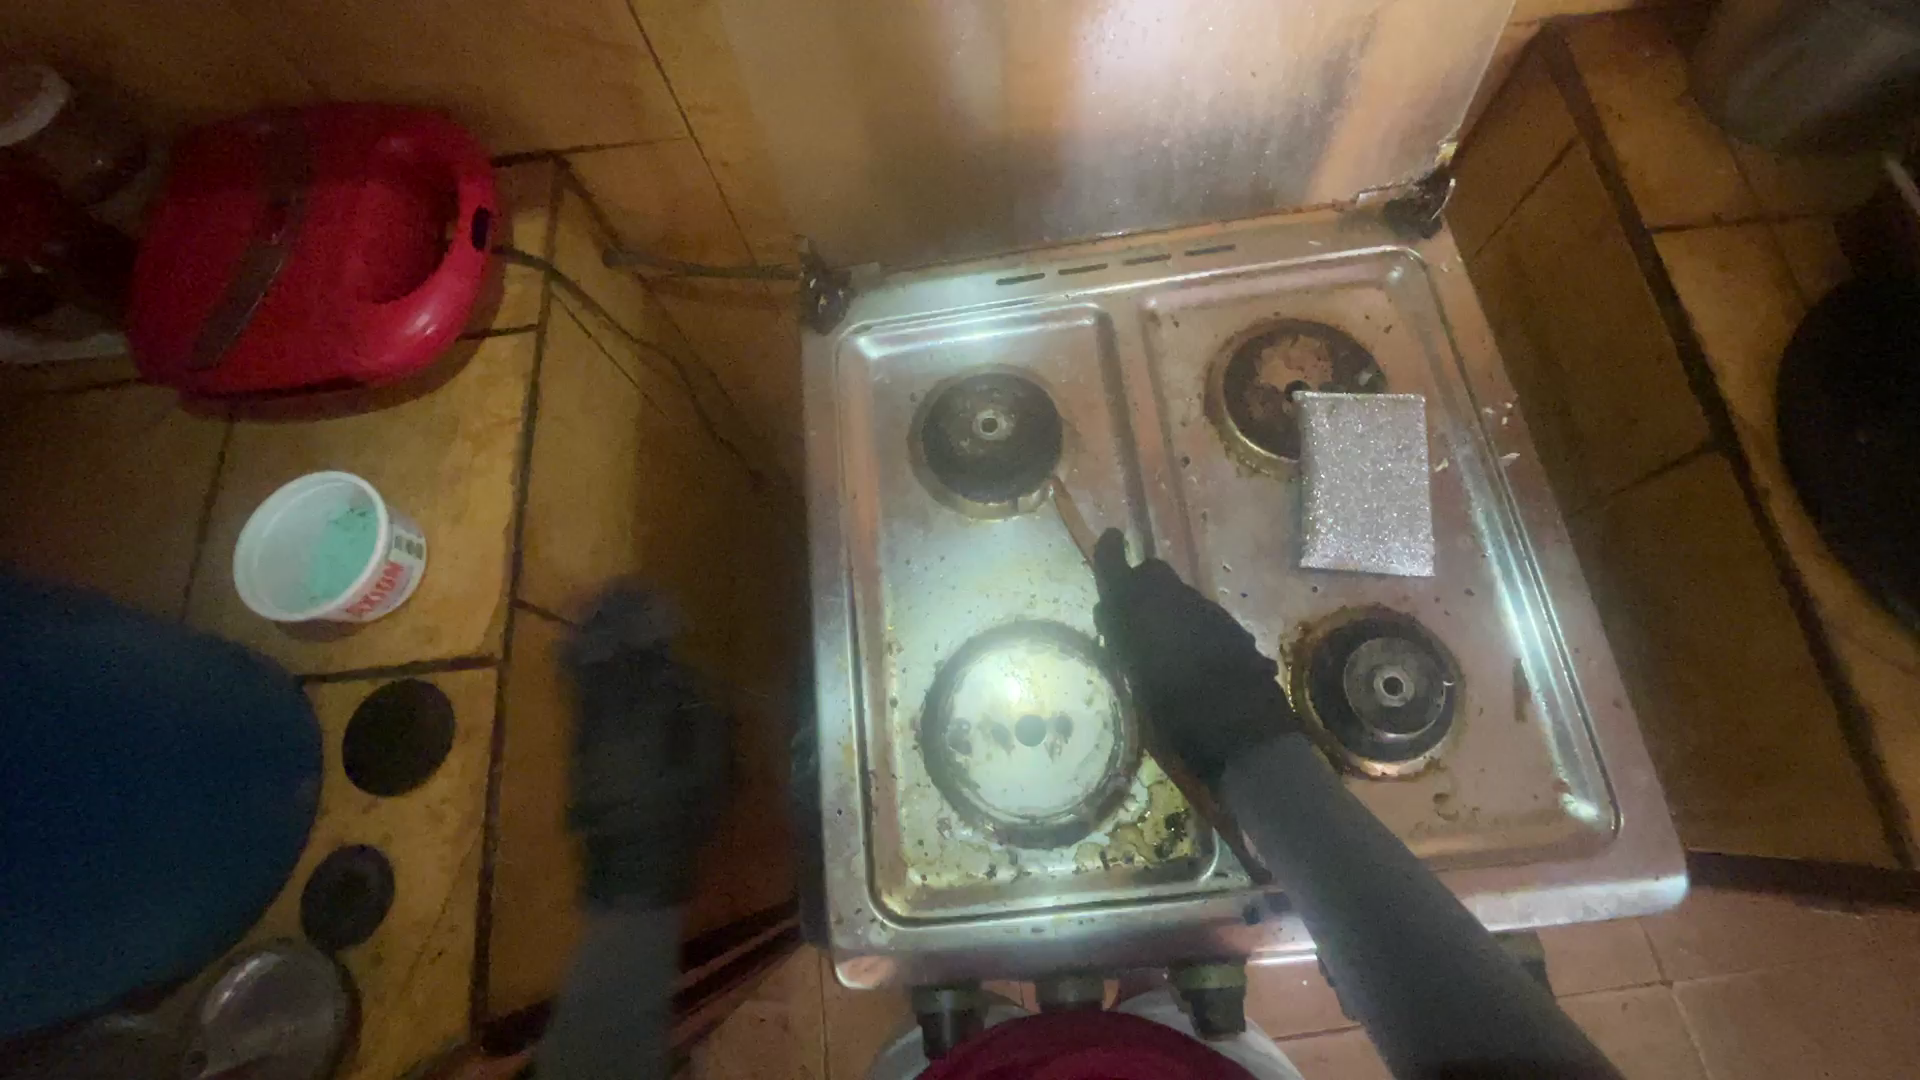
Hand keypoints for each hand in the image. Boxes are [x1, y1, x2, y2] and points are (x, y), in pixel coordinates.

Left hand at [564, 583, 729, 906]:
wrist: (632, 872)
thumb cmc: (684, 820)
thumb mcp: (710, 769)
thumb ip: (702, 717)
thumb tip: (688, 675)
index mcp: (647, 724)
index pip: (643, 661)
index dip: (644, 625)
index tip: (648, 594)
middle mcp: (609, 723)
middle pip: (606, 660)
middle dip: (609, 620)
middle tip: (615, 587)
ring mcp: (586, 737)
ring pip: (584, 676)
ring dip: (589, 637)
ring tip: (594, 604)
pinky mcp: (577, 751)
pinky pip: (575, 697)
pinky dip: (579, 667)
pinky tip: (579, 648)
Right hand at [1091, 529, 1298, 786]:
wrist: (1247, 734)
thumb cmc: (1180, 713)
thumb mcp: (1138, 679)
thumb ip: (1122, 639)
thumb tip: (1108, 610)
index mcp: (1144, 612)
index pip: (1118, 569)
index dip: (1111, 552)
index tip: (1112, 538)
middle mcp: (1177, 601)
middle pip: (1153, 573)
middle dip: (1140, 584)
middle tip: (1131, 611)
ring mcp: (1209, 612)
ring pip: (1179, 594)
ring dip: (1167, 606)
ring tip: (1162, 642)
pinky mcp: (1233, 628)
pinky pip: (1201, 614)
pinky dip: (1190, 623)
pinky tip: (1192, 655)